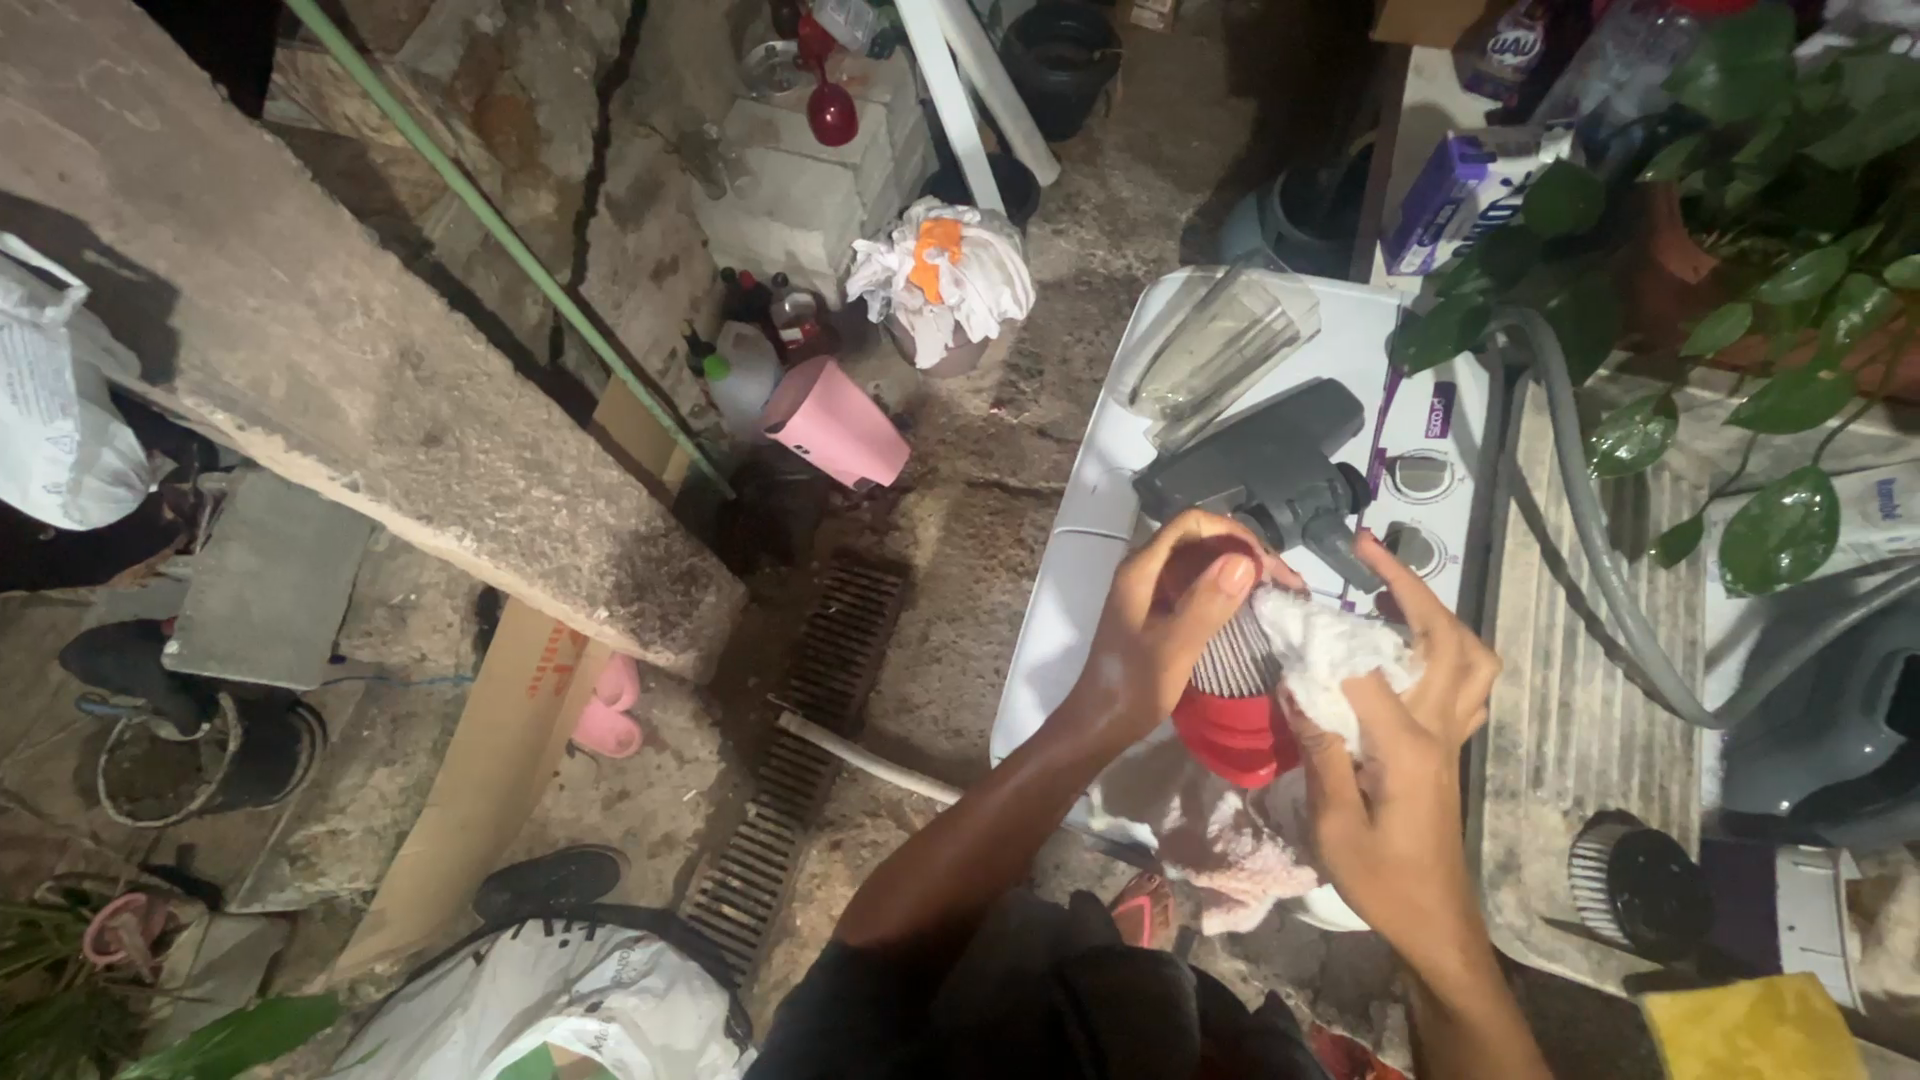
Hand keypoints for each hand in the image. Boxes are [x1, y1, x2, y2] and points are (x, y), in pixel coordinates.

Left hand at [1056, 510, 1301, 752]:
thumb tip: (1244, 560)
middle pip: (1198, 540)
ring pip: (1199, 563)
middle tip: (1285, 581)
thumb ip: (1205, 603)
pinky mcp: (1158, 612)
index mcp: (1141, 570)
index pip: (1190, 524)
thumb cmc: (1132, 686)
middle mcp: (1144, 571)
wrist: (1100, 722)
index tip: (1266, 562)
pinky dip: (1225, 590)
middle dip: (1242, 551)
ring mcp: (1150, 591)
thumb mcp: (1173, 647)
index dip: (1232, 533)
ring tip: (1279, 591)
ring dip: (1237, 570)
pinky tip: (1251, 608)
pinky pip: (1195, 587)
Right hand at [1285, 532, 1500, 987]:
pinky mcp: (1449, 747)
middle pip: (1443, 640)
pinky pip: (1466, 682)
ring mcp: (1451, 737)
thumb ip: (1319, 750)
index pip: (1367, 668)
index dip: (1328, 633)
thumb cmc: (1380, 879)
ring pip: (1471, 656)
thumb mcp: (1333, 825)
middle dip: (1409, 586)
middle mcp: (1439, 730)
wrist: (1436, 923)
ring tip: (1391, 586)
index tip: (1290, 604)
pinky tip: (1409, 641)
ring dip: (1437, 611)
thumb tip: (1297, 685)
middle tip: (1367, 550)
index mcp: (1406, 746)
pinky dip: (1446, 646)